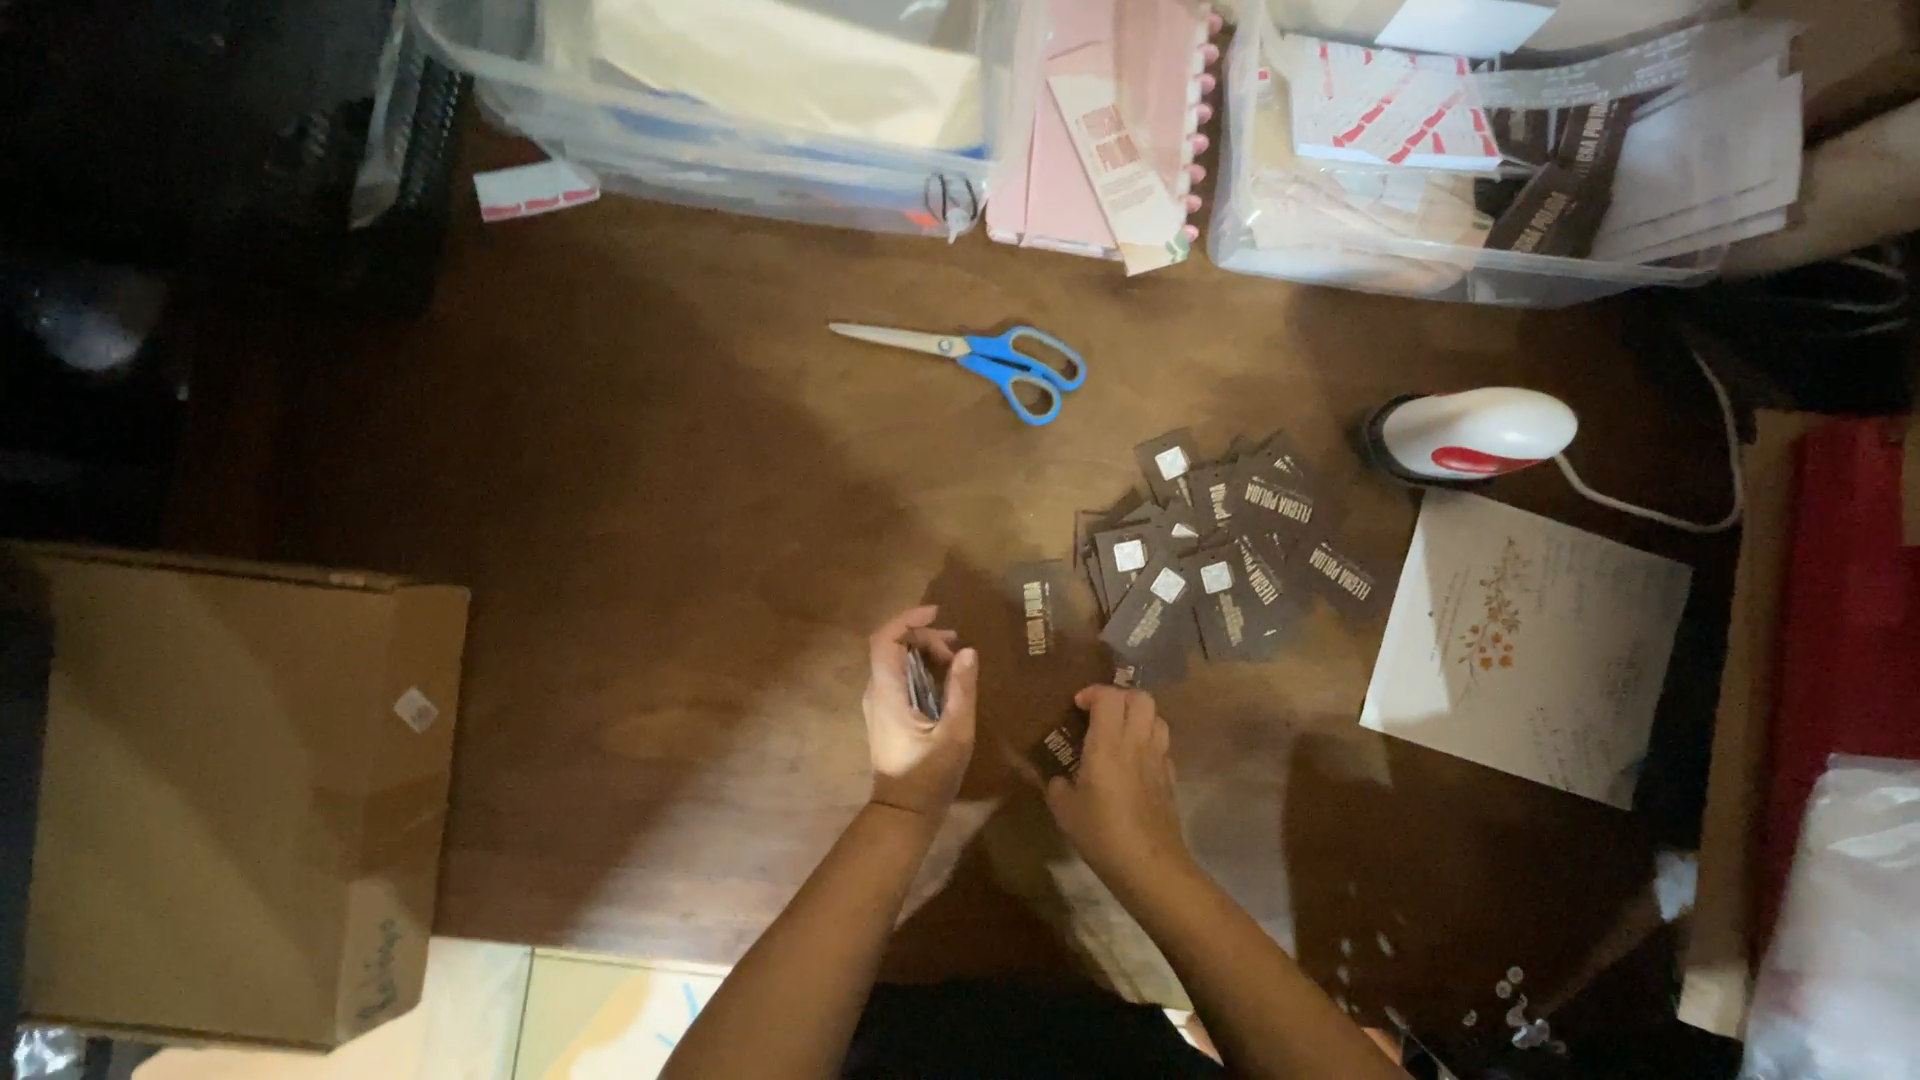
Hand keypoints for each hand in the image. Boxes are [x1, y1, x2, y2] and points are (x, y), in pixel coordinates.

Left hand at [862, 605, 977, 821]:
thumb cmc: (929, 776)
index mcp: (887, 692)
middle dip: (923, 636)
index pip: (885, 640)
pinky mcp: (885, 713)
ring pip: (895, 660)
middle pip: (891, 645)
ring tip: (954, 660)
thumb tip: (967, 652)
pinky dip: (920, 667)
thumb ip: (961, 690)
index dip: (908, 619)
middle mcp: (876, 692)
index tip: (937, 614)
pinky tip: (944, 679)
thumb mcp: (955, 734)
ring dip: (923, 651)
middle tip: (955, 647)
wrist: (903, 813)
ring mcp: (878, 703)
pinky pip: (899, 676)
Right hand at [1044, 686, 1193, 888]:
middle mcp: (1137, 743)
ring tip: (1118, 732)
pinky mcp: (1170, 777)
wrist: (1150, 866)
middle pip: (1141, 697)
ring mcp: (1159, 759)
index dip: (1093, 693)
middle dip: (1120, 696)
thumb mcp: (1064, 810)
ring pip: (1157, 717)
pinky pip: (1162, 744)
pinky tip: (1133, 762)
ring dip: (1138, 715)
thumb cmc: (1102, 833)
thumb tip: (1057, 779)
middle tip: (1100, 713)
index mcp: (1108, 744)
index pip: (1109, 697)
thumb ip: (1056, 786)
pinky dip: (1148, 741)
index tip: (1077, 706)